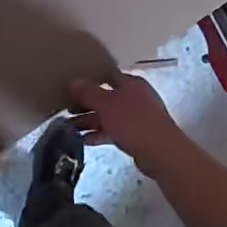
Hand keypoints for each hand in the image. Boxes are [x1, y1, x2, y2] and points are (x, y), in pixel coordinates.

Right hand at [67, 71, 192, 171]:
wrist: (160, 151)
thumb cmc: (133, 121)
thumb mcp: (107, 104)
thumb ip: (88, 93)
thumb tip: (71, 81)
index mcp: (131, 83)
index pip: (108, 75)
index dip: (90, 80)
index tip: (71, 88)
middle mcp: (135, 97)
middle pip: (107, 97)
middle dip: (86, 103)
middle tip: (66, 109)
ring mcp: (137, 117)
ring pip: (109, 115)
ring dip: (90, 120)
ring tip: (69, 127)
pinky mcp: (136, 135)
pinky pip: (114, 131)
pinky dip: (100, 134)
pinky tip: (84, 140)